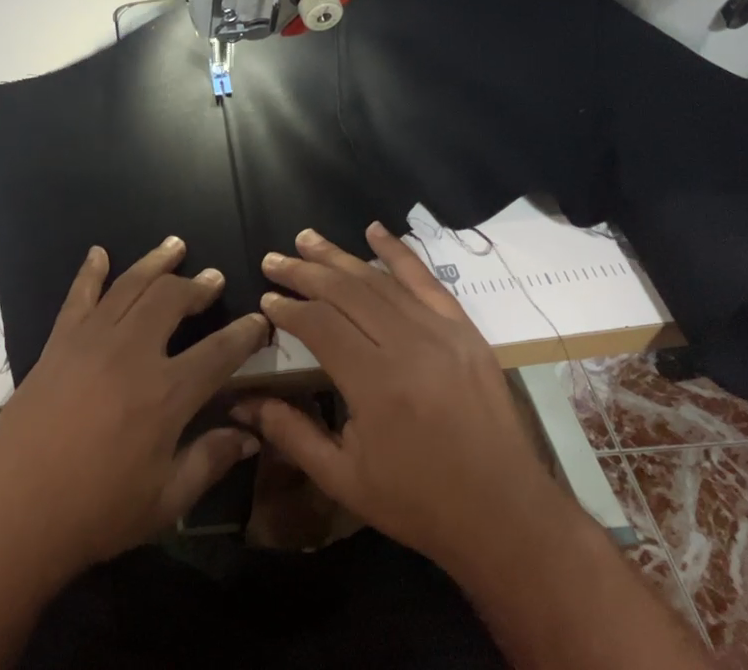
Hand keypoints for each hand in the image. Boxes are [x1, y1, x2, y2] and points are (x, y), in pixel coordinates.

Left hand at [0, 236, 269, 582]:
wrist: (12, 509)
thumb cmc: (95, 513)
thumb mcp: (165, 501)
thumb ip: (209, 461)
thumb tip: (249, 436)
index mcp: (167, 394)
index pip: (220, 352)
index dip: (246, 334)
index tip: (261, 321)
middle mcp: (132, 353)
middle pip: (172, 300)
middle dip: (197, 286)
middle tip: (213, 279)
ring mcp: (90, 342)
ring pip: (129, 286)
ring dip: (155, 263)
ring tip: (175, 246)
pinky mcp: (57, 344)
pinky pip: (78, 296)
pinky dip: (90, 271)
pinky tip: (99, 254)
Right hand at [233, 224, 561, 567]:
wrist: (506, 515)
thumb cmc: (418, 502)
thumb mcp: (343, 479)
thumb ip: (290, 433)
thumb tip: (240, 402)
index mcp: (376, 384)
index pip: (320, 324)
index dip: (288, 308)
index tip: (264, 299)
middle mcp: (410, 347)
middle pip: (347, 293)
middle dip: (305, 273)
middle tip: (272, 260)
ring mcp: (445, 335)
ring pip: (382, 282)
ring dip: (340, 258)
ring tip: (306, 240)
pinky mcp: (468, 334)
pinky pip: (429, 282)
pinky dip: (400, 254)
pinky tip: (376, 231)